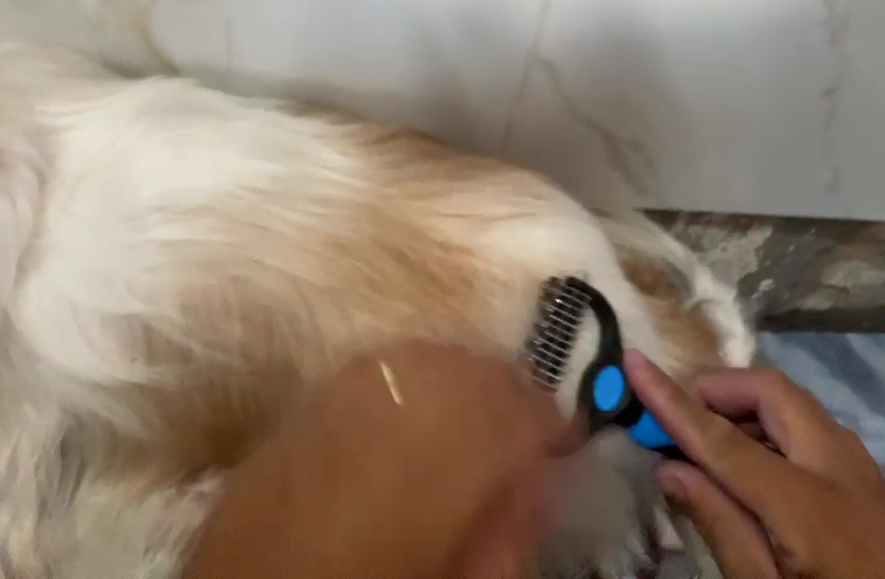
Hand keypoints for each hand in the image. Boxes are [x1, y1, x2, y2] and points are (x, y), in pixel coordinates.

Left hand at [181, 342, 570, 578]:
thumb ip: (511, 529)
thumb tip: (542, 478)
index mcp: (450, 445)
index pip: (526, 410)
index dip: (554, 424)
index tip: (567, 442)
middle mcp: (405, 394)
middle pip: (480, 367)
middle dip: (510, 393)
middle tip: (524, 429)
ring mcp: (355, 383)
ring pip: (433, 355)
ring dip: (463, 380)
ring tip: (473, 418)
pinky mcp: (317, 390)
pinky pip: (386, 364)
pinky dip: (414, 379)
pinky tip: (415, 410)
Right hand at [625, 352, 884, 578]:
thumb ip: (719, 527)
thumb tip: (669, 467)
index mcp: (809, 508)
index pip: (722, 438)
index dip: (670, 399)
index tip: (632, 361)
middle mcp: (843, 471)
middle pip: (770, 392)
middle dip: (717, 389)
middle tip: (678, 418)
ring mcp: (867, 473)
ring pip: (796, 403)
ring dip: (746, 406)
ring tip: (712, 447)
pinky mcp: (875, 483)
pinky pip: (815, 427)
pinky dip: (775, 426)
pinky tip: (756, 467)